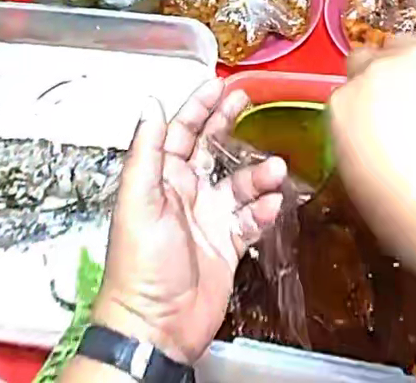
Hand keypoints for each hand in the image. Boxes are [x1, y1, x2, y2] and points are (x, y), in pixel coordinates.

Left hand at [93, 78, 288, 364]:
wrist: (156, 331)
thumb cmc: (141, 267)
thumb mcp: (139, 203)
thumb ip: (147, 152)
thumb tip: (151, 105)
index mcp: (162, 181)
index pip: (180, 132)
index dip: (198, 107)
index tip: (218, 84)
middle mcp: (188, 193)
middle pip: (211, 147)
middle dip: (229, 122)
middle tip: (248, 100)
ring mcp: (210, 218)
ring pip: (240, 181)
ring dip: (259, 173)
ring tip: (275, 171)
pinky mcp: (229, 243)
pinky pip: (253, 216)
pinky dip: (265, 209)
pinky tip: (272, 206)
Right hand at [329, 35, 415, 267]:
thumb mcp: (366, 192)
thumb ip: (356, 145)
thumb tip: (368, 132)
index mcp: (344, 109)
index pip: (343, 95)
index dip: (361, 112)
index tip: (376, 127)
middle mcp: (375, 72)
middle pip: (367, 60)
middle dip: (380, 83)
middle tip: (404, 111)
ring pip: (401, 46)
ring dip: (410, 67)